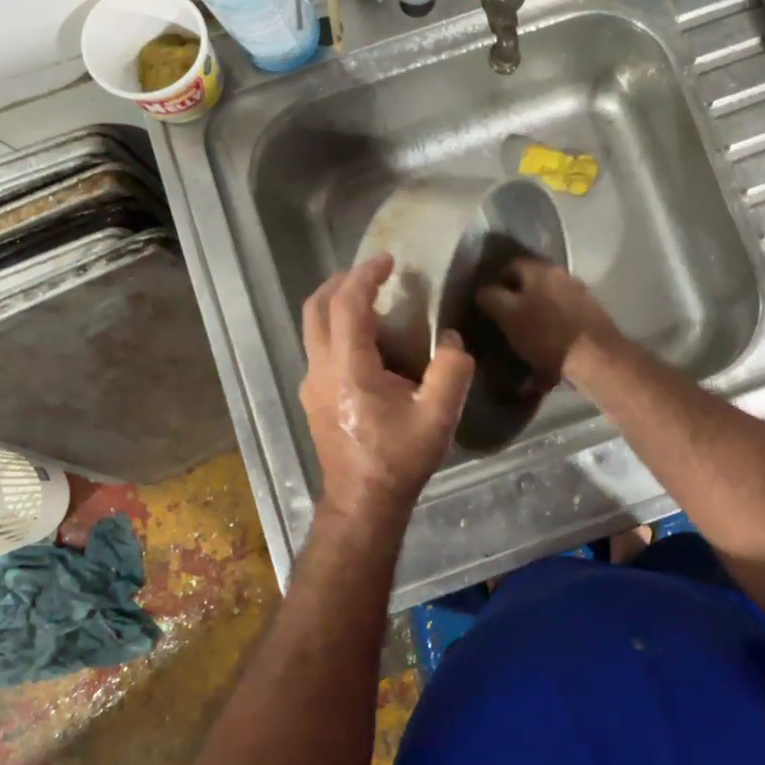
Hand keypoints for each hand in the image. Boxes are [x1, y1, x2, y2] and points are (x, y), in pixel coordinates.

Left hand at [300, 254, 474, 524]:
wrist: (363, 503)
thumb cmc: (399, 459)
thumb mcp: (438, 416)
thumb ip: (451, 371)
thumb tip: (452, 342)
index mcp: (348, 368)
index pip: (348, 305)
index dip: (365, 276)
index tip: (388, 260)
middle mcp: (320, 370)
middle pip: (316, 309)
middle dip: (341, 282)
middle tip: (372, 273)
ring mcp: (312, 385)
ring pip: (312, 329)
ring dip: (336, 305)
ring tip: (371, 301)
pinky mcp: (314, 399)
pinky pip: (319, 348)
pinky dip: (337, 329)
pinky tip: (368, 343)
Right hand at [475, 258, 623, 383]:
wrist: (596, 359)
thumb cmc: (546, 335)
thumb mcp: (508, 315)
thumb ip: (491, 298)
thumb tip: (482, 291)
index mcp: (541, 270)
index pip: (511, 265)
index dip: (495, 282)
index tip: (486, 303)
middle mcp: (563, 277)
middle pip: (532, 285)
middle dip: (516, 302)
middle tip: (503, 323)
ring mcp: (581, 297)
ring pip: (548, 305)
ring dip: (535, 321)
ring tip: (523, 344)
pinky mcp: (592, 319)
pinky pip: (562, 324)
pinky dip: (551, 337)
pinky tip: (544, 359)